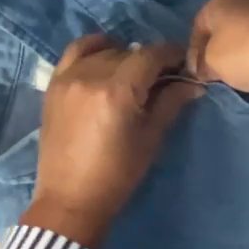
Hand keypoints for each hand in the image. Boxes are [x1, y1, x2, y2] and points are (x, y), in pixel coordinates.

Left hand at [23, 35, 202, 248]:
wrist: (70, 199)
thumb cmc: (118, 174)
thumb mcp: (151, 137)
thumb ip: (171, 102)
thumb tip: (194, 83)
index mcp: (119, 91)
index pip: (152, 55)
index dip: (173, 55)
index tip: (185, 64)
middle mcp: (91, 75)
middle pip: (130, 52)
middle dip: (152, 60)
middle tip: (164, 78)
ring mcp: (69, 77)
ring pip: (106, 51)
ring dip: (125, 57)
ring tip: (133, 75)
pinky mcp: (54, 85)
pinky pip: (76, 51)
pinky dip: (95, 49)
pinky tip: (106, 59)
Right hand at [187, 0, 248, 118]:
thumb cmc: (247, 52)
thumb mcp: (212, 63)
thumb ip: (203, 65)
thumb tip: (205, 68)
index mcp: (218, 1)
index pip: (196, 28)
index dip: (193, 54)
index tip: (196, 76)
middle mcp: (242, 0)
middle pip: (221, 32)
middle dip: (217, 55)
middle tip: (216, 78)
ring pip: (243, 38)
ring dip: (239, 58)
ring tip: (240, 78)